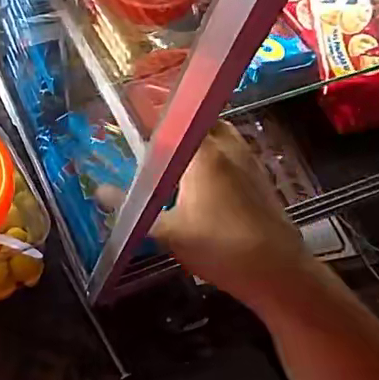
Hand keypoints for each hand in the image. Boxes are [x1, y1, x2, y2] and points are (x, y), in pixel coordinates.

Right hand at [150, 125, 310, 304]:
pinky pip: (230, 155)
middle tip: (151, 139)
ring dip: (196, 142)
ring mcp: (248, 162)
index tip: (132, 107)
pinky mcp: (259, 180)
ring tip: (172, 161)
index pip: (175, 115)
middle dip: (177, 125)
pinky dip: (211, 158)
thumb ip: (132, 209)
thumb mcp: (168, 232)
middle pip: (200, 121)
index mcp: (203, 153)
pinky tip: (197, 185)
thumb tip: (99, 191)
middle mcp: (228, 148)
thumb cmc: (220, 247)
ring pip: (218, 137)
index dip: (153, 108)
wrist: (279, 273)